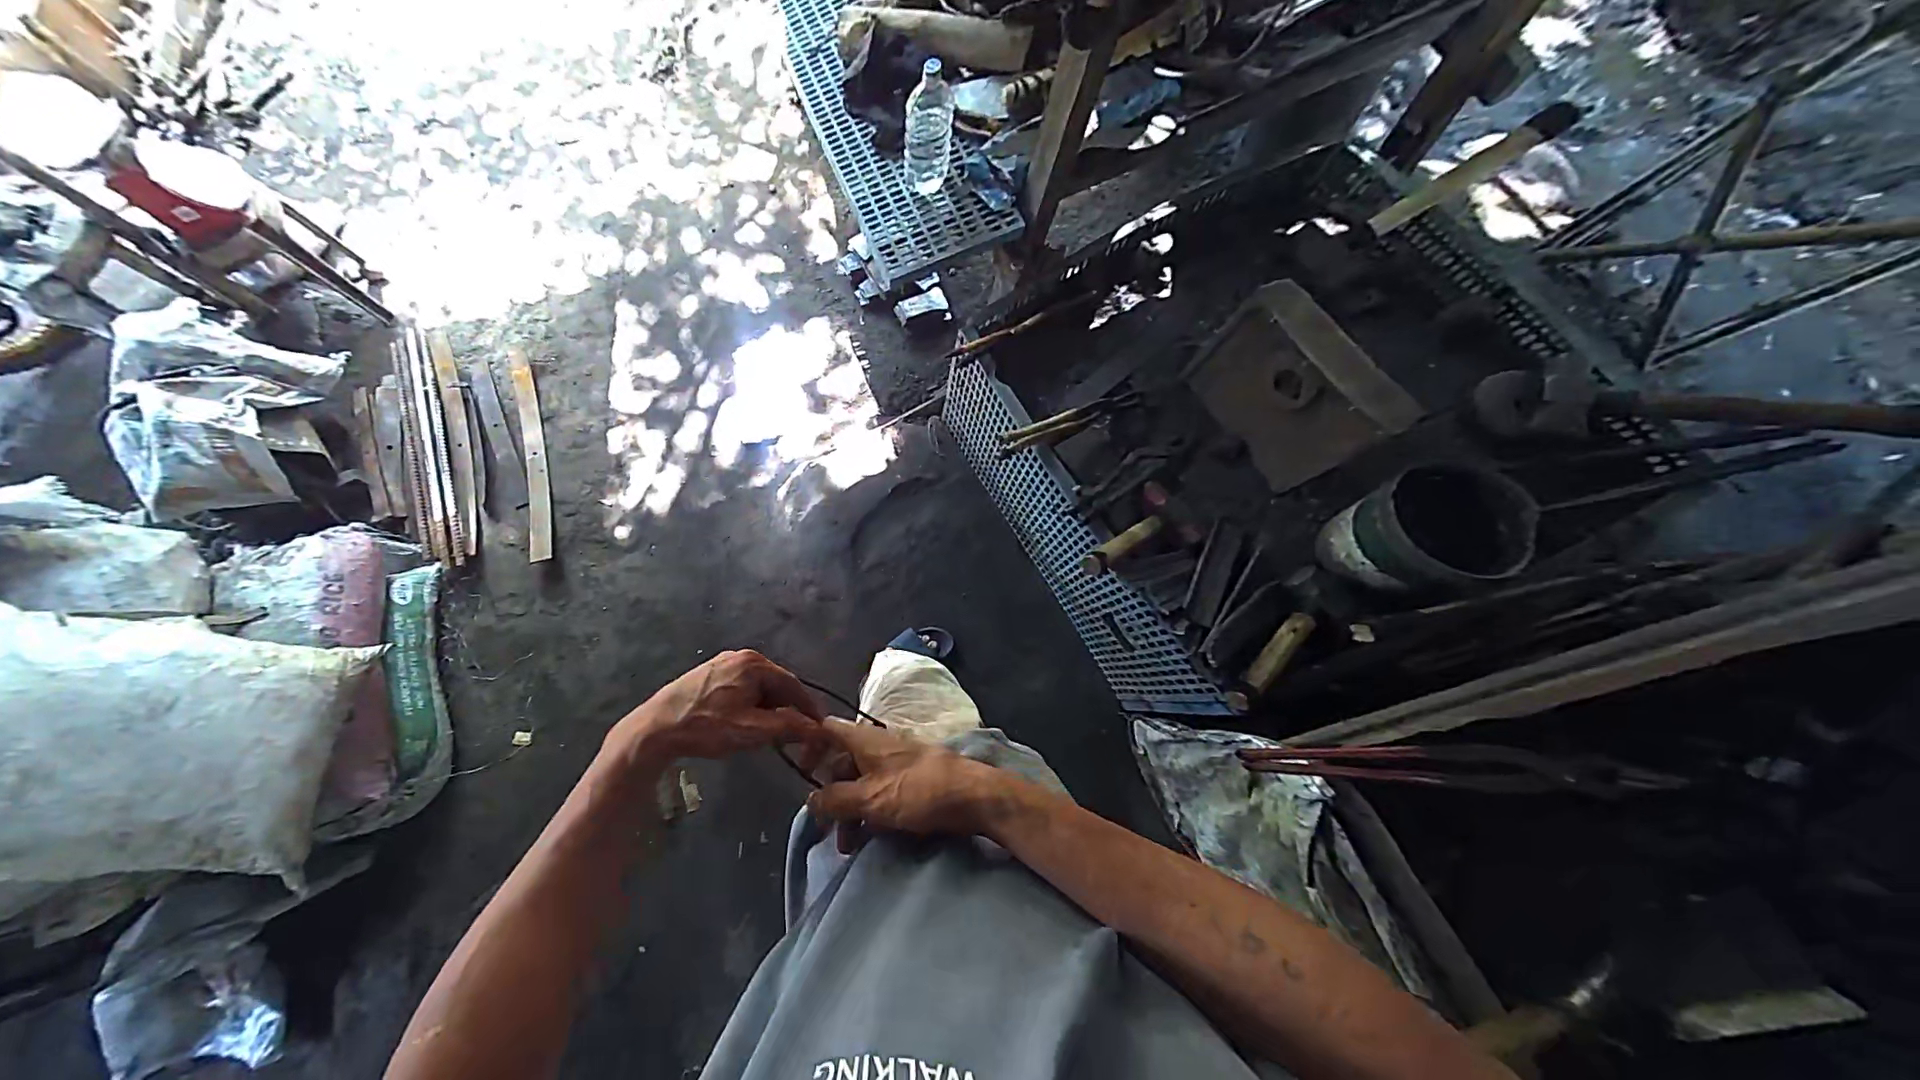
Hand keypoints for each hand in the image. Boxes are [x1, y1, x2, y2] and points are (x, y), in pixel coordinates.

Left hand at [612, 650, 824, 760]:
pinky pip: (742, 688)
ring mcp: (723, 663)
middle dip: (786, 709)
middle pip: (776, 685)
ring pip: (759, 688)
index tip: (818, 728)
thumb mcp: (752, 731)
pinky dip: (750, 705)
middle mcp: (741, 656)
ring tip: (767, 733)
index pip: (794, 686)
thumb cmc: (705, 728)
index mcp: (754, 663)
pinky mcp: (709, 674)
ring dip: (767, 709)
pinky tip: (744, 723)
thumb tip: (818, 728)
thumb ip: (789, 727)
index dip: (808, 709)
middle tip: (792, 735)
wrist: (654, 730)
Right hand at [805, 719, 1021, 840]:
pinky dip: (871, 812)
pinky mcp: (914, 781)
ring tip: (849, 846)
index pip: (828, 730)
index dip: (810, 744)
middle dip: (831, 795)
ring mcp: (898, 763)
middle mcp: (880, 746)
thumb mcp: (869, 799)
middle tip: (826, 828)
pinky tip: (872, 836)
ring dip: (851, 811)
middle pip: (843, 763)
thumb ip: (835, 800)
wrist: (974, 797)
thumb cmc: (918, 791)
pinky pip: (882, 792)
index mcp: (866, 739)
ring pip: (862, 782)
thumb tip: (809, 800)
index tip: (800, 770)